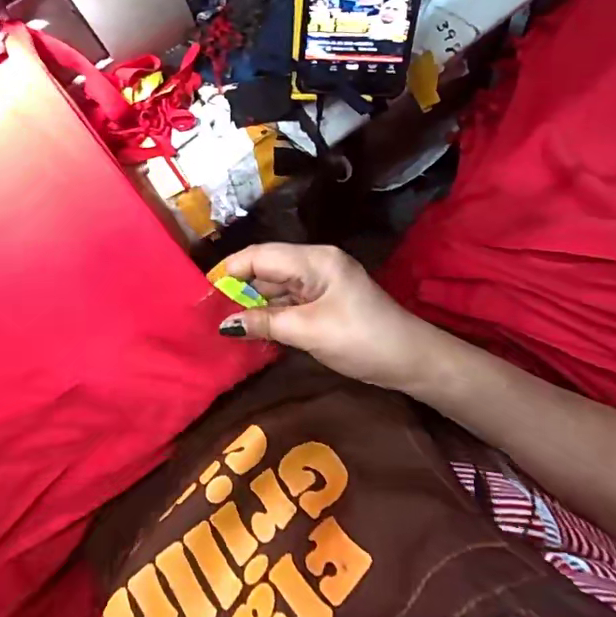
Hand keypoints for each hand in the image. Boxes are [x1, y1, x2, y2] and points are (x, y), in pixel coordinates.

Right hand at [217, 243, 463, 394]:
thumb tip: (225, 324)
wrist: (412, 361)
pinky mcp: (324, 299)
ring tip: (226, 321)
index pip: (260, 255)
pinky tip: (254, 327)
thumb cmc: (361, 340)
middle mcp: (315, 263)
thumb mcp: (308, 332)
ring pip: (275, 285)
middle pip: (266, 268)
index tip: (203, 292)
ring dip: (253, 302)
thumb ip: (264, 323)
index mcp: (314, 259)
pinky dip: (270, 312)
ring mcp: (321, 281)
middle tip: (210, 312)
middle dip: (238, 287)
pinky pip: (288, 299)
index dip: (230, 271)